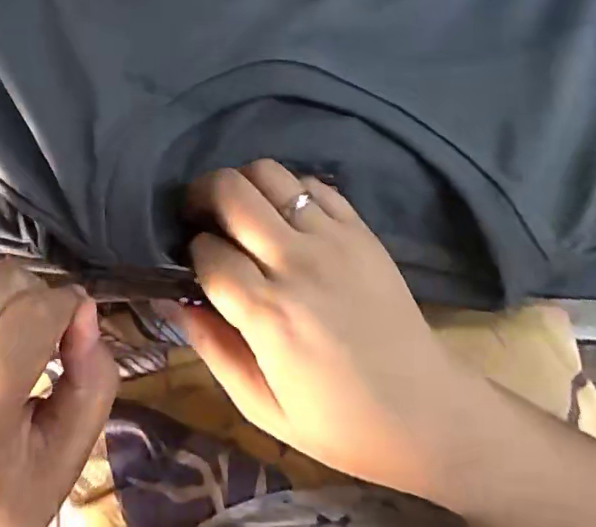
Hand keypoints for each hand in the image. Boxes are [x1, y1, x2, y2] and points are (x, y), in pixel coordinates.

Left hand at [0, 259, 118, 526]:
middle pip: (0, 285)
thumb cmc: (3, 506)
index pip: (32, 317)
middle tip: (47, 332)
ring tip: (13, 322)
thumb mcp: (65, 458)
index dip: (68, 305)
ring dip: (2, 284)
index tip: (79, 324)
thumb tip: (84, 308)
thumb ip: (93, 380)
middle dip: (39, 294)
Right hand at [172, 160, 489, 509]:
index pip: (208, 251)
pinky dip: (288, 190)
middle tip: (199, 215)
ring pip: (269, 174)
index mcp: (269, 314)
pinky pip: (312, 185)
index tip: (194, 262)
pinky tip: (285, 217)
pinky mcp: (360, 229)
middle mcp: (297, 263)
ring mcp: (332, 239)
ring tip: (239, 209)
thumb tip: (168, 299)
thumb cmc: (339, 421)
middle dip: (202, 195)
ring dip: (242, 184)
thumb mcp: (262, 406)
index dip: (191, 250)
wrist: (427, 412)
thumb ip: (211, 347)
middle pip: (231, 191)